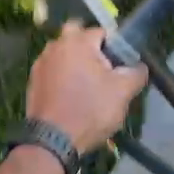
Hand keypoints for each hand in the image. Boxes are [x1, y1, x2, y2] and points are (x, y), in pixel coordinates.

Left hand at [24, 22, 148, 151]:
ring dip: (73, 62)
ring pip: (63, 52)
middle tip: (100, 73)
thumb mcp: (122, 93)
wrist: (52, 140)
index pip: (102, 33)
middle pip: (77, 36)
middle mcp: (57, 43)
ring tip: (85, 88)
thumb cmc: (90, 110)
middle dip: (89, 49)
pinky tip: (68, 97)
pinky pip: (52, 69)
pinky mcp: (33, 78)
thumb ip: (135, 74)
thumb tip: (140, 66)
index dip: (113, 49)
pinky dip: (60, 77)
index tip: (118, 68)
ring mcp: (42, 61)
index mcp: (79, 40)